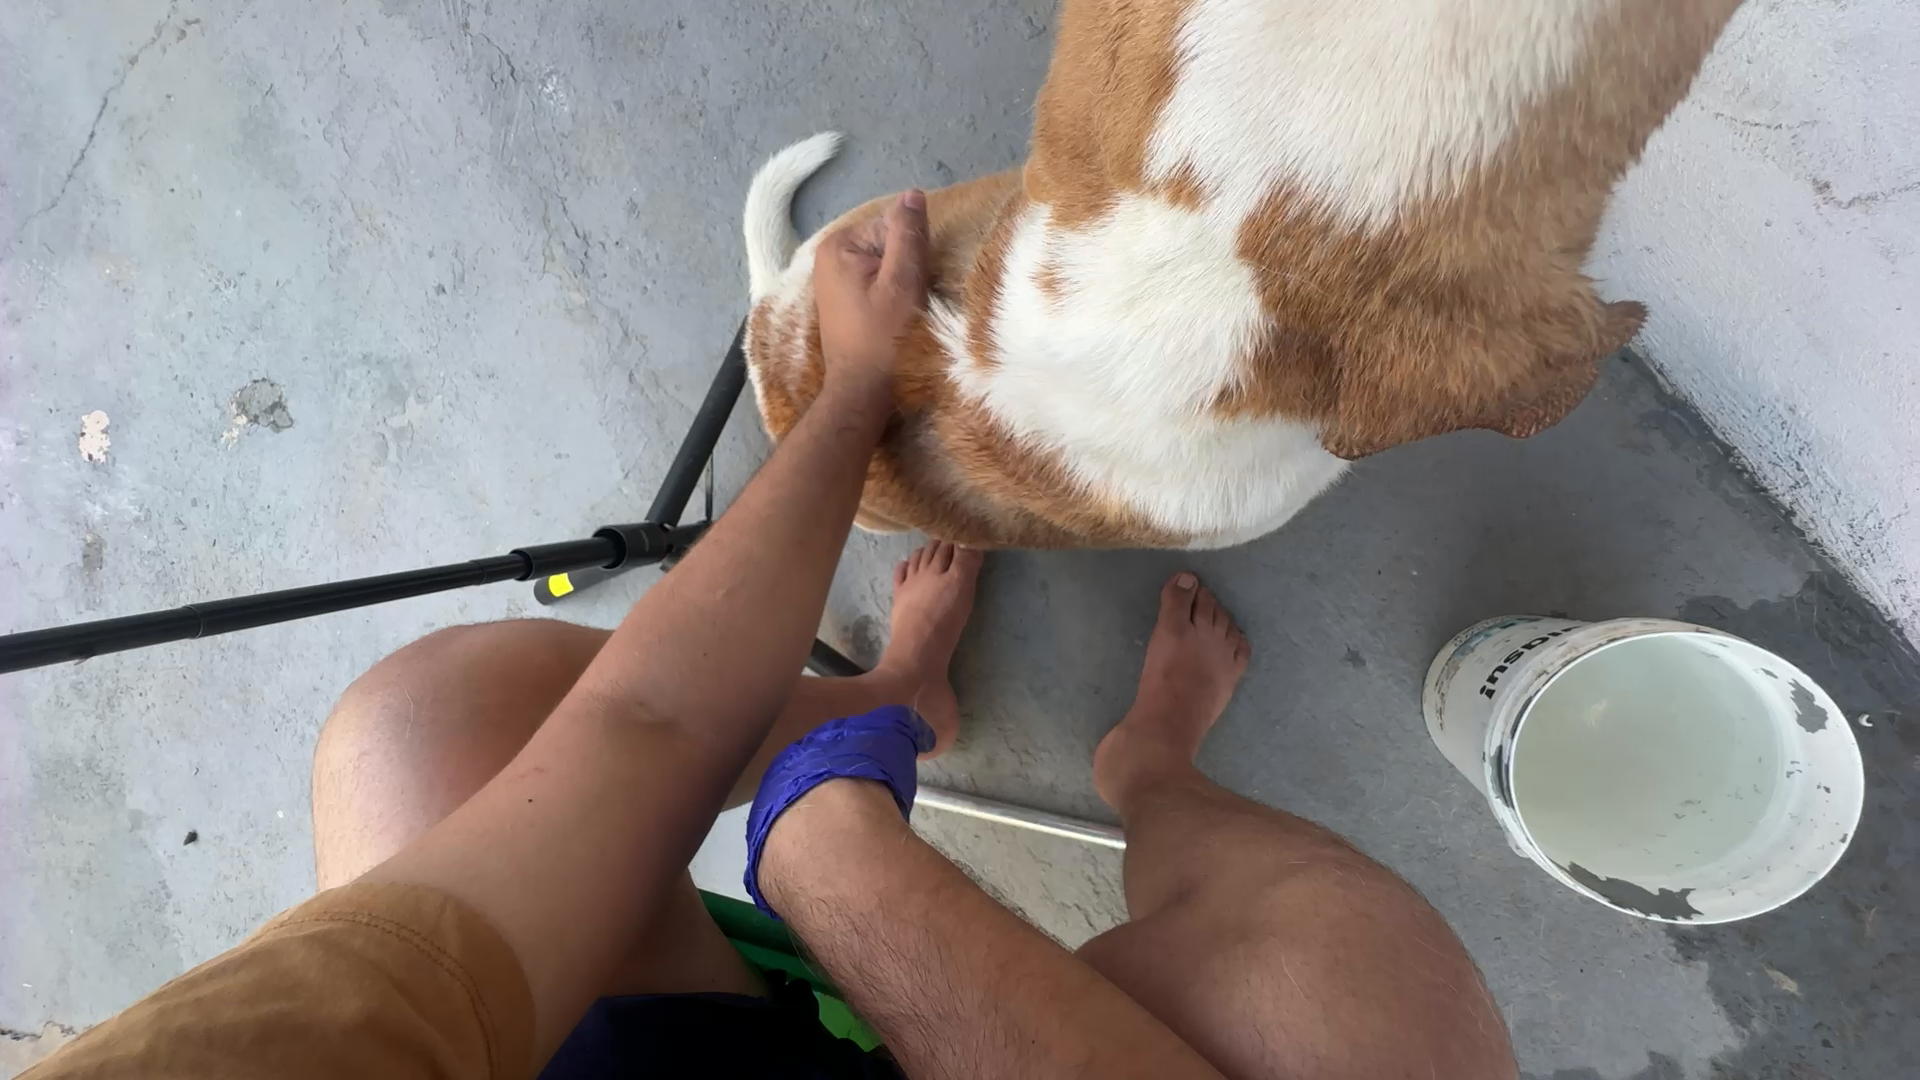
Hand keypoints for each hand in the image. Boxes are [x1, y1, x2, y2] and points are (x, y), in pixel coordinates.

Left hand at [813, 189, 929, 396]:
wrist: (862, 392)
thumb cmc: (884, 340)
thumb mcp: (903, 282)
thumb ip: (908, 234)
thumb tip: (913, 194)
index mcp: (838, 245)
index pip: (893, 226)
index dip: (912, 255)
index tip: (913, 288)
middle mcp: (828, 258)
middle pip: (886, 246)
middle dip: (905, 270)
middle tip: (908, 305)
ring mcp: (832, 283)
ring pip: (883, 268)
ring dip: (900, 287)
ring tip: (900, 316)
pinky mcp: (840, 305)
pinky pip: (874, 287)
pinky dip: (888, 300)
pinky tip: (891, 323)